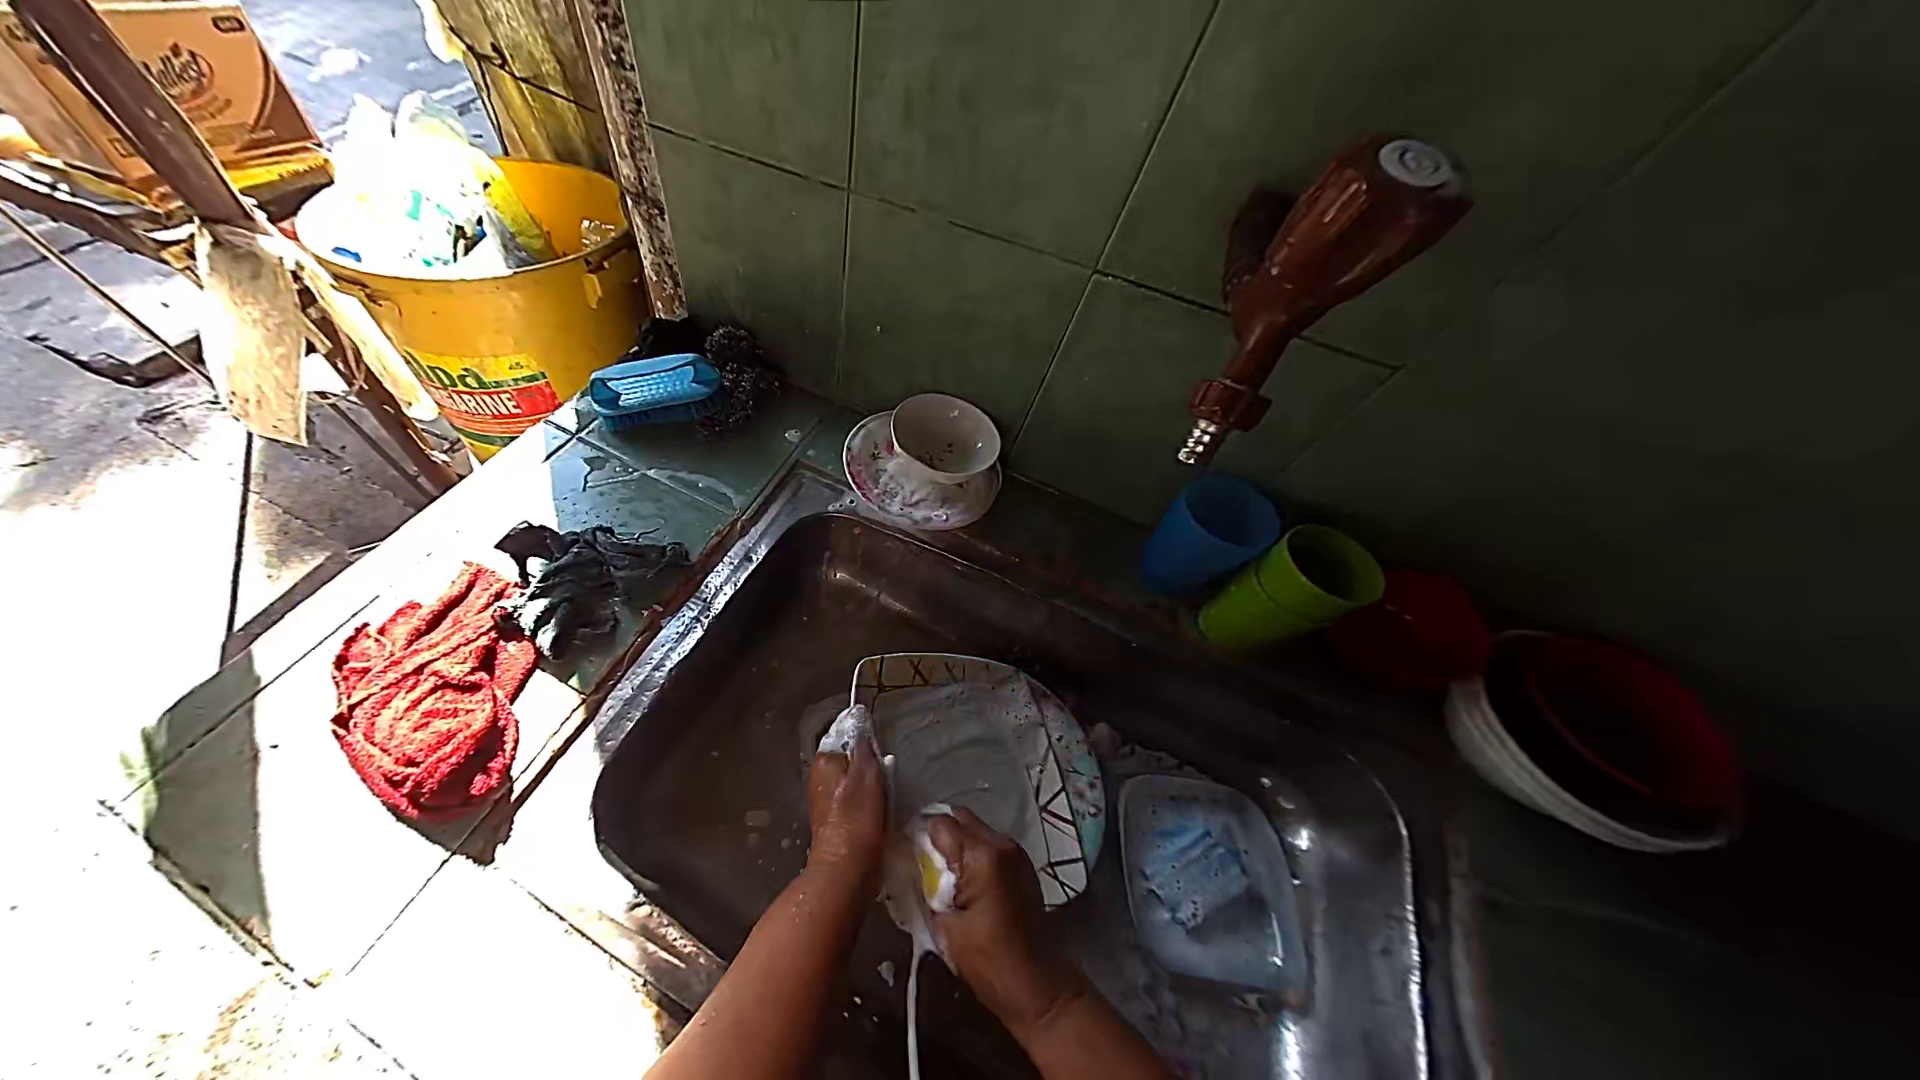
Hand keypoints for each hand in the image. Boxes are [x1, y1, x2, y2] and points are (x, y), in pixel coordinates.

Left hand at [805, 733, 885, 887]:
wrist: (846, 869)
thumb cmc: (857, 820)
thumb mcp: (868, 776)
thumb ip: (865, 750)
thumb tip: (862, 730)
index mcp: (823, 762)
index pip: (848, 737)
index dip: (868, 744)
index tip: (882, 756)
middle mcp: (819, 777)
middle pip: (852, 760)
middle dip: (870, 766)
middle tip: (885, 778)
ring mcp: (825, 799)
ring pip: (856, 780)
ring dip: (872, 786)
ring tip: (884, 798)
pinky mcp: (835, 818)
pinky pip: (856, 800)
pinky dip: (868, 803)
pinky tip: (878, 814)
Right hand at [928, 808, 1085, 1032]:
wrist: (1036, 984)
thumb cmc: (988, 961)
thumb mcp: (944, 926)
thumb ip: (927, 886)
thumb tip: (913, 865)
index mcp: (982, 856)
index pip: (939, 823)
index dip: (919, 836)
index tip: (907, 855)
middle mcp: (1001, 843)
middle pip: (959, 817)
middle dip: (938, 836)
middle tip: (923, 864)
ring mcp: (1015, 850)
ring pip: (974, 828)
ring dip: (957, 845)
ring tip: (943, 876)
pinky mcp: (1021, 862)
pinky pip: (988, 843)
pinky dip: (973, 854)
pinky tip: (965, 882)